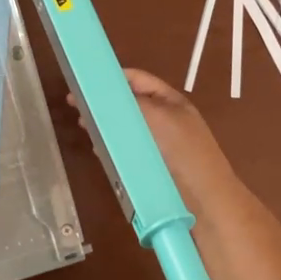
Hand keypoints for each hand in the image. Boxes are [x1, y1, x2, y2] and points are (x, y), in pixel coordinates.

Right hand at [73, 69, 242, 210]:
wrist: (205, 202)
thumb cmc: (183, 153)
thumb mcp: (158, 118)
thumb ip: (131, 101)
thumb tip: (103, 91)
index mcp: (169, 101)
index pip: (137, 79)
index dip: (111, 77)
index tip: (83, 79)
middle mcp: (162, 119)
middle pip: (127, 103)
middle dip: (103, 102)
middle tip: (75, 105)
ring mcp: (156, 144)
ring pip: (124, 128)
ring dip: (104, 125)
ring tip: (82, 126)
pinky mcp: (149, 166)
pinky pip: (125, 151)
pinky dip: (110, 147)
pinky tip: (97, 149)